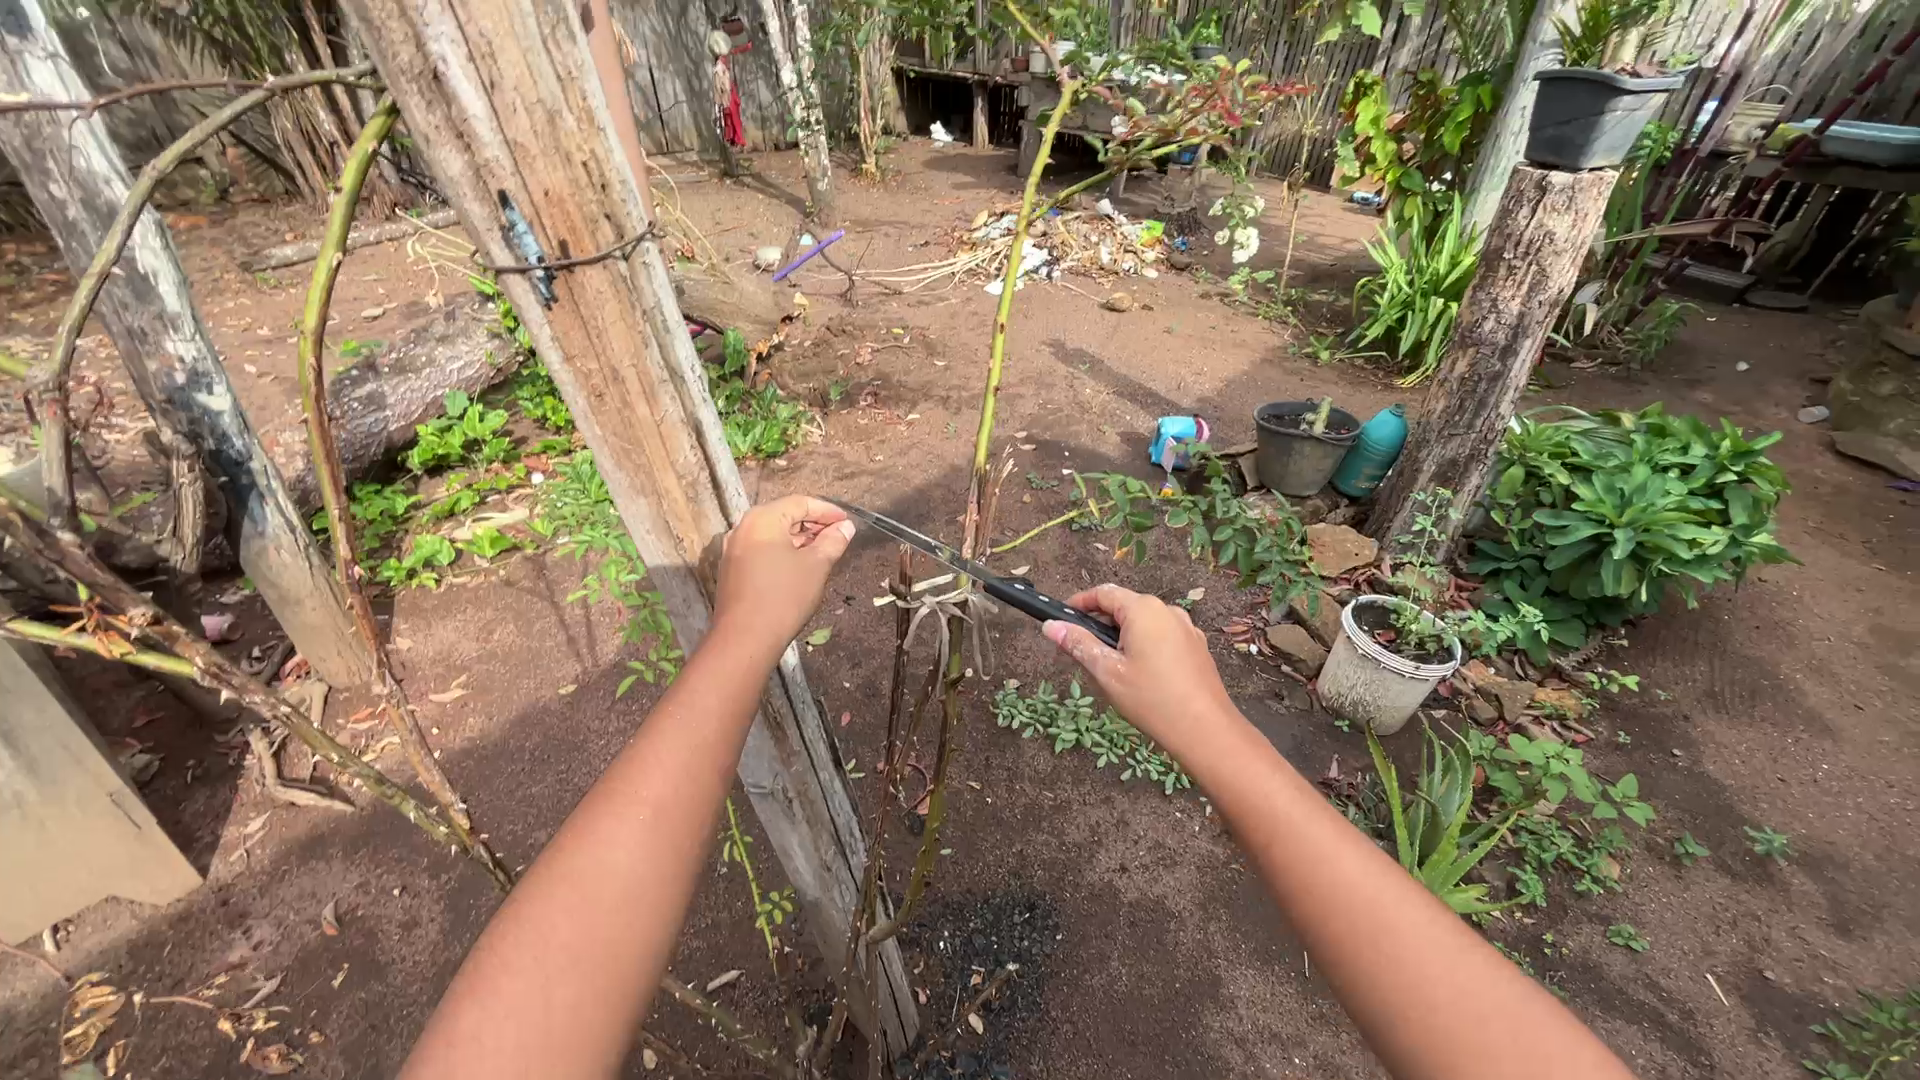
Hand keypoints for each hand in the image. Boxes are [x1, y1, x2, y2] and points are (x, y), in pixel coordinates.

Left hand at [715, 496, 855, 648]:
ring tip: (823, 552)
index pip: (800, 503)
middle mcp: (743, 528)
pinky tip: (800, 567)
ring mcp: (733, 550)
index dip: (827, 511)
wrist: (745, 638)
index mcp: (762, 519)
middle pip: (784, 515)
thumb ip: (833, 541)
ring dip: (799, 540)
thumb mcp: (816, 565)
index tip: (847, 522)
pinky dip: (783, 552)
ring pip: (773, 535)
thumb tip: (846, 527)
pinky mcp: (732, 570)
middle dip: (813, 524)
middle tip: (838, 536)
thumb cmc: (784, 596)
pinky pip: (762, 550)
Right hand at [1042, 583, 1240, 757]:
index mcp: (1144, 610)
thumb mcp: (1107, 671)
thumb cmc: (1151, 699)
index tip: (1062, 618)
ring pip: (1144, 623)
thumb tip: (1051, 626)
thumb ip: (1078, 644)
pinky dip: (1143, 645)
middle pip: (1125, 606)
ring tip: (1109, 666)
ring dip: (1122, 636)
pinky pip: (1162, 636)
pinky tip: (1139, 674)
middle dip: (1100, 623)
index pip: (1104, 593)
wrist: (1205, 730)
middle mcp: (1168, 611)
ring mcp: (1186, 628)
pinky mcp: (1196, 647)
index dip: (1079, 603)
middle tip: (1081, 650)